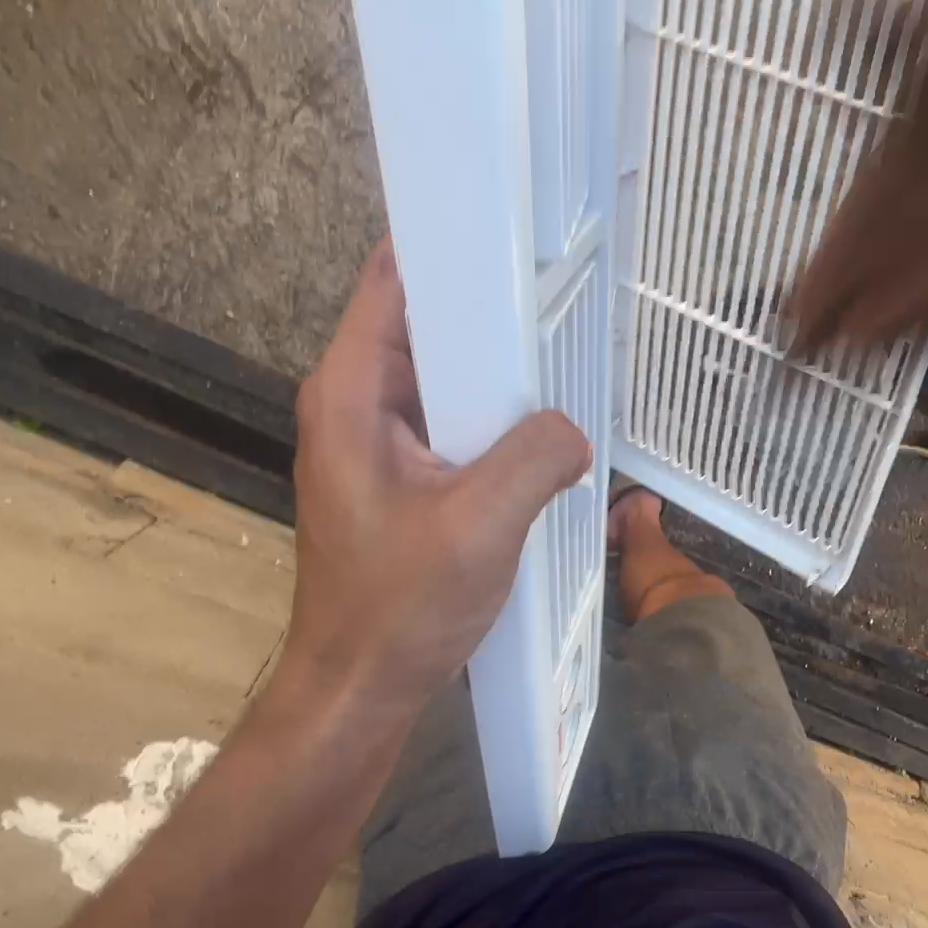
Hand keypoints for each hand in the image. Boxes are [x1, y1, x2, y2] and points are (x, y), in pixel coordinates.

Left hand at [275, 238, 590, 722]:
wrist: (363, 686)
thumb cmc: (399, 608)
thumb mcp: (477, 528)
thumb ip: (534, 460)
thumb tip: (575, 430)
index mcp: (352, 393)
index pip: (398, 281)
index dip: (457, 248)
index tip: (523, 241)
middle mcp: (361, 404)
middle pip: (435, 327)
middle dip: (499, 322)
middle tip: (570, 317)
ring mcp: (386, 442)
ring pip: (455, 382)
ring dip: (507, 383)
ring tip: (569, 379)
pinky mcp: (411, 477)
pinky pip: (464, 427)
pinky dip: (503, 427)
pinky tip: (548, 443)